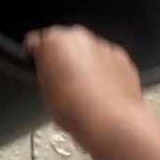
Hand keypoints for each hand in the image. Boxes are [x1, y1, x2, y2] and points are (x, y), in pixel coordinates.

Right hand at [25, 25, 144, 146]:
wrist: (113, 124)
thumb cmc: (71, 108)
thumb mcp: (44, 89)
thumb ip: (44, 70)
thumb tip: (50, 67)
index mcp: (52, 40)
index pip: (36, 42)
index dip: (36, 57)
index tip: (40, 72)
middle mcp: (78, 36)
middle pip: (64, 42)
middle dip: (63, 56)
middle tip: (64, 81)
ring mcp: (103, 46)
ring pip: (89, 51)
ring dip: (86, 63)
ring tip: (89, 89)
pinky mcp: (124, 59)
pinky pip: (108, 61)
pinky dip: (106, 71)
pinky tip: (107, 91)